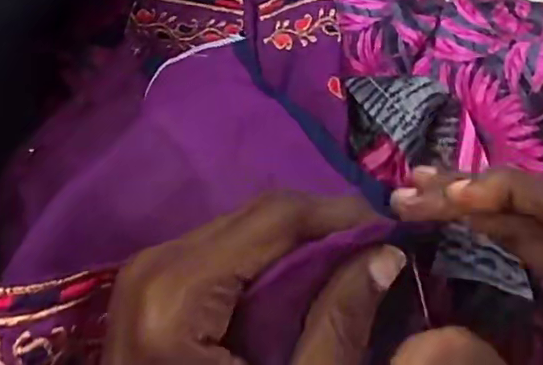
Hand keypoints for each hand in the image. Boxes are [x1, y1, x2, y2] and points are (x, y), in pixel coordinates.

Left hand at [104, 191, 389, 364]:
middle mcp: (156, 262)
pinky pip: (224, 248)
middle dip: (323, 226)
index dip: (339, 214)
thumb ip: (339, 330)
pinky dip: (269, 259)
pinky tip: (306, 277)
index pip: (274, 218)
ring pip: (243, 226)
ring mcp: (150, 267)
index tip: (392, 227)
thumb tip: (386, 255)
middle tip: (379, 245)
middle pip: (257, 216)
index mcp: (177, 294)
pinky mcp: (155, 281)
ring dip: (299, 240)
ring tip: (352, 258)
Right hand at [391, 168, 542, 364]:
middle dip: (471, 191)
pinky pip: (532, 243)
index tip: (451, 196)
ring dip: (472, 202)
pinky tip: (453, 218)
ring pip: (530, 219)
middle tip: (411, 192)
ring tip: (417, 193)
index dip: (511, 190)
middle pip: (539, 207)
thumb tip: (438, 332)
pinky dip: (489, 225)